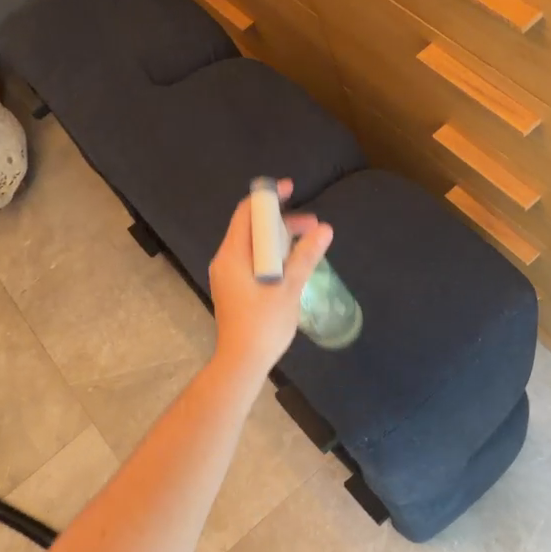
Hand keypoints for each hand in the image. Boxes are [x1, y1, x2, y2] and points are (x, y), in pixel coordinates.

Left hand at [208, 178, 332, 378]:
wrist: (242, 362)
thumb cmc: (263, 324)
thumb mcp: (289, 288)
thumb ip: (305, 256)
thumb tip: (324, 229)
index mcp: (233, 255)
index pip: (247, 212)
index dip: (269, 197)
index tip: (292, 189)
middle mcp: (226, 260)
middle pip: (252, 227)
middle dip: (282, 220)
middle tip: (312, 226)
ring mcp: (228, 275)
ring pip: (253, 245)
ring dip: (280, 239)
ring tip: (308, 244)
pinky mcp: (234, 288)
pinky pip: (252, 260)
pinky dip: (272, 254)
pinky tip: (292, 264)